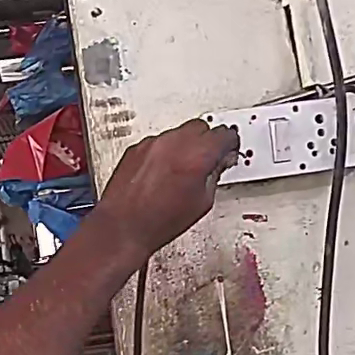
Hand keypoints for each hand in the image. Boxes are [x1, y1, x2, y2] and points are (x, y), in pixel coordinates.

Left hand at [91, 118, 239, 267]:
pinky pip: (159, 141)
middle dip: (208, 141)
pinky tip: (165, 172)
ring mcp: (153, 144)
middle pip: (201, 127)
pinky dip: (166, 151)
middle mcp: (174, 144)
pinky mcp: (137, 148)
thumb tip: (219, 163)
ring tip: (185, 169)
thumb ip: (214, 175)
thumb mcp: (202, 202)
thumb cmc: (159, 221)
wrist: (124, 227)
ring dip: (186, 145)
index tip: (230, 149)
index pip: (223, 135)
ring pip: (179, 132)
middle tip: (210, 158)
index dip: (230, 143)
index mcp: (196, 156)